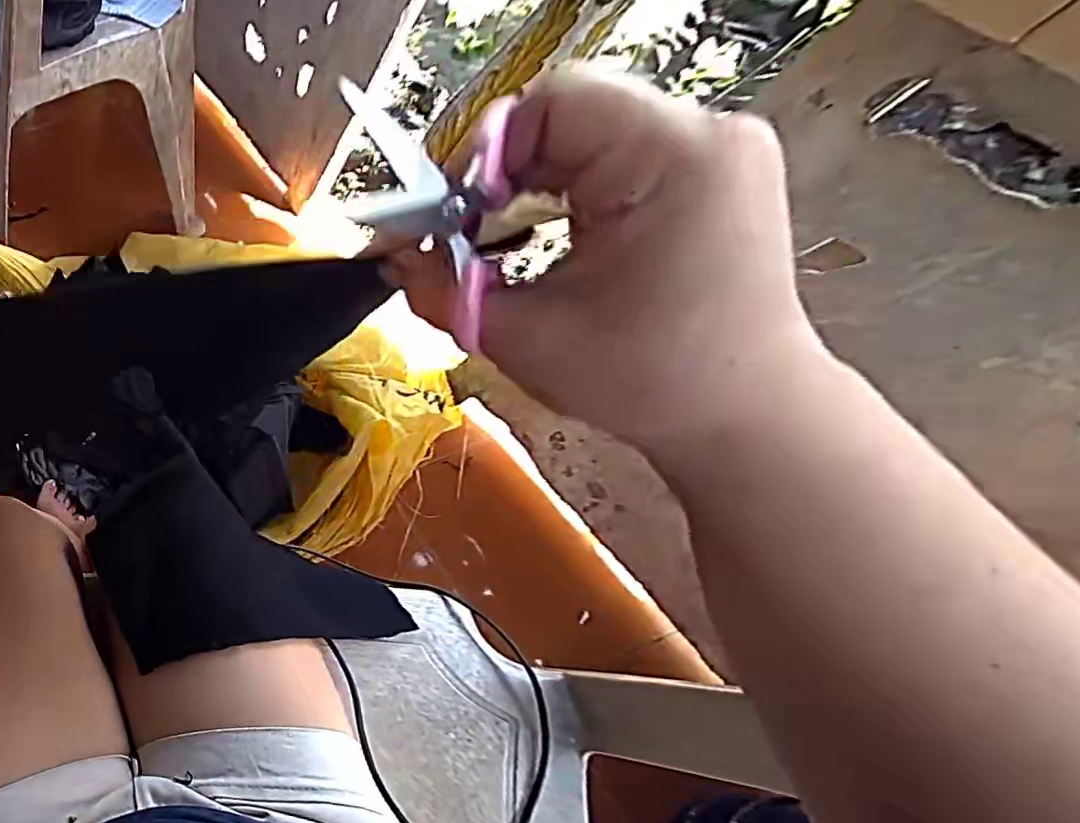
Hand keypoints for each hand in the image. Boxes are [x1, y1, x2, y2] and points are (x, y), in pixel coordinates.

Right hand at [389, 68, 828, 456]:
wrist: (737, 409)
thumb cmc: (642, 378)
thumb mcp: (521, 337)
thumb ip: (444, 291)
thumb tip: (395, 258)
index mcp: (669, 157)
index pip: (551, 102)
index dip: (480, 155)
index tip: (448, 217)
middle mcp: (704, 133)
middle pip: (563, 118)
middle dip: (494, 179)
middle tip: (457, 241)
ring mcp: (710, 152)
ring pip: (580, 142)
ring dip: (521, 191)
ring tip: (494, 249)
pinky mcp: (703, 178)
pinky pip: (607, 165)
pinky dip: (556, 200)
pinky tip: (536, 246)